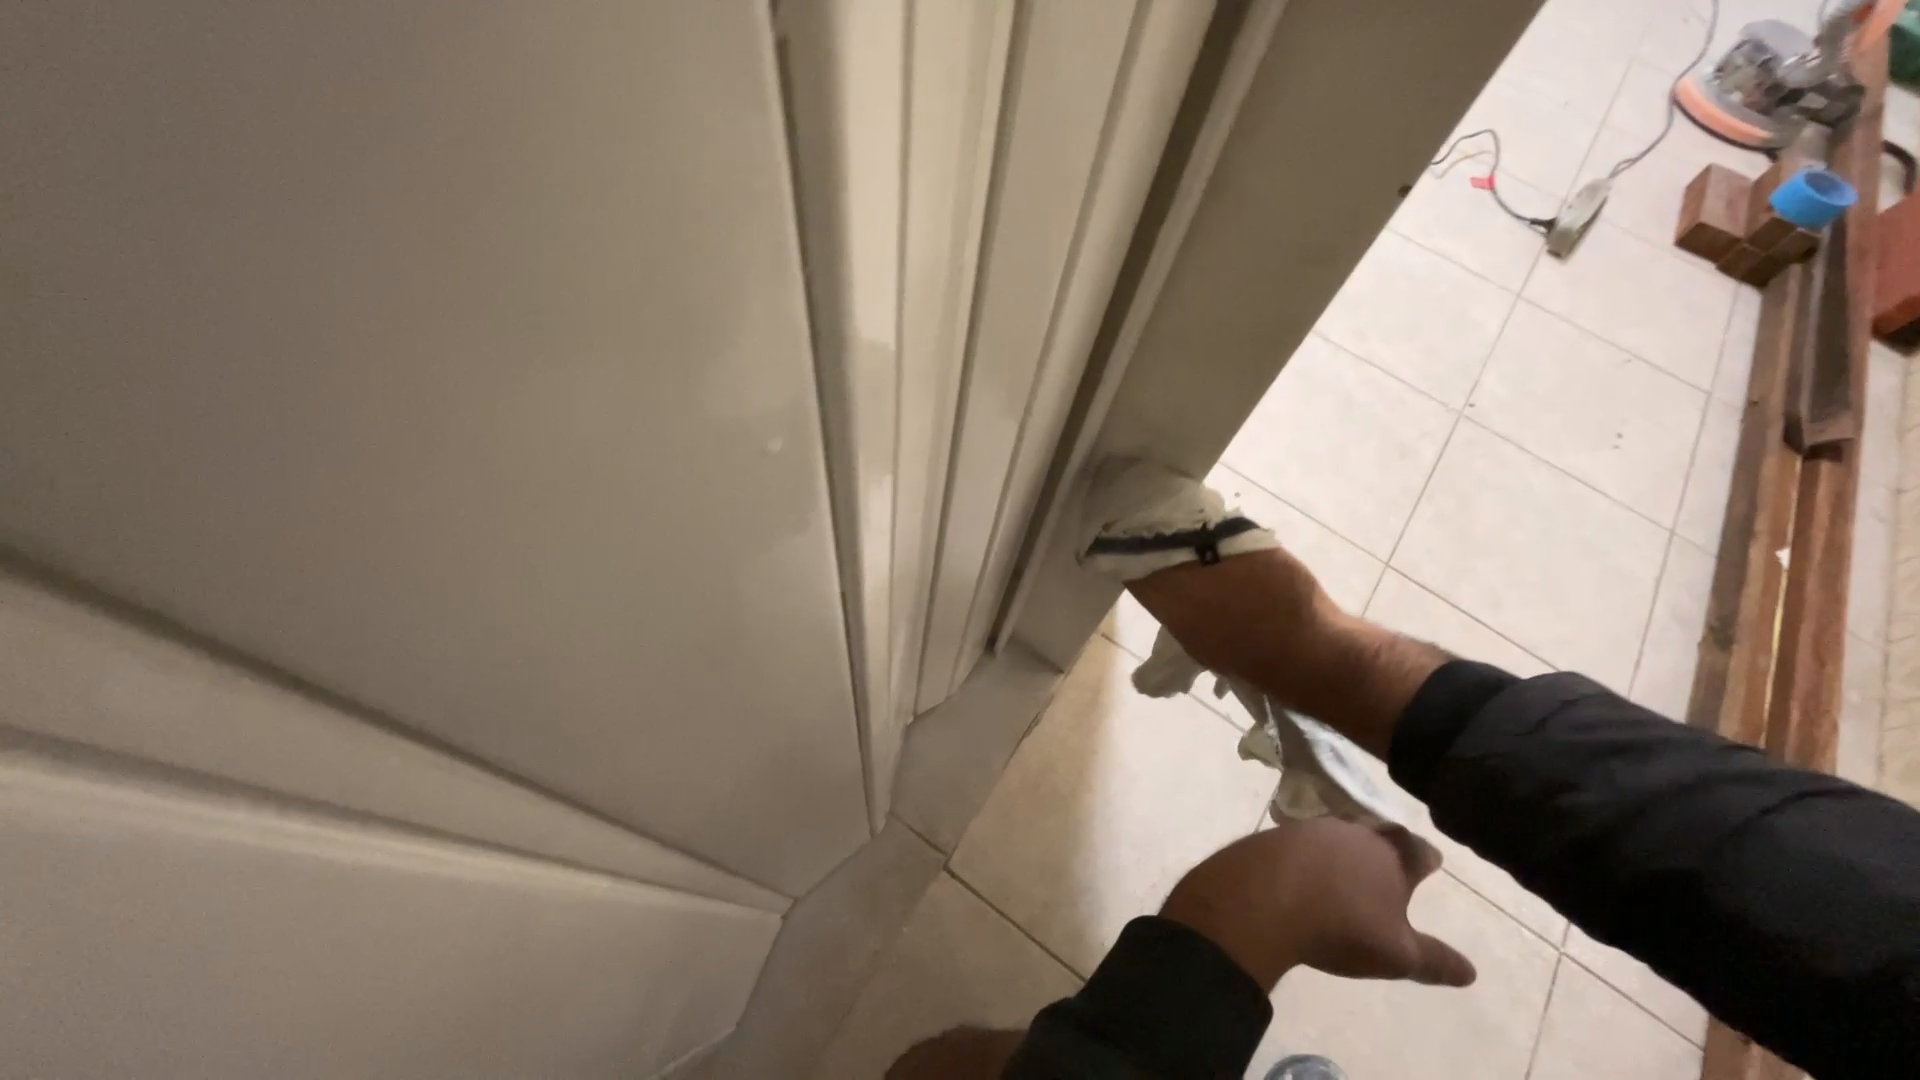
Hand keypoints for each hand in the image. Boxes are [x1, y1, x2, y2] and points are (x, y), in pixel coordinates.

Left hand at [1158, 817, 1475, 991]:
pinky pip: (1299, 842)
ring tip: (1344, 867)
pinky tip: (1302, 872)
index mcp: (1390, 857)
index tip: (1429, 861)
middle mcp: (1353, 834)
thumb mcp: (1397, 955)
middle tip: (1388, 861)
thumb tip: (1470, 972)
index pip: (1418, 850)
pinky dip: (1306, 855)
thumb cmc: (1342, 927)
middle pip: (1377, 834)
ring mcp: (1310, 830)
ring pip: (1336, 834)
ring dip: (1342, 849)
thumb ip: (1435, 961)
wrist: (1263, 898)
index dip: (1425, 858)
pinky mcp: (1274, 836)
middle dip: (1385, 847)